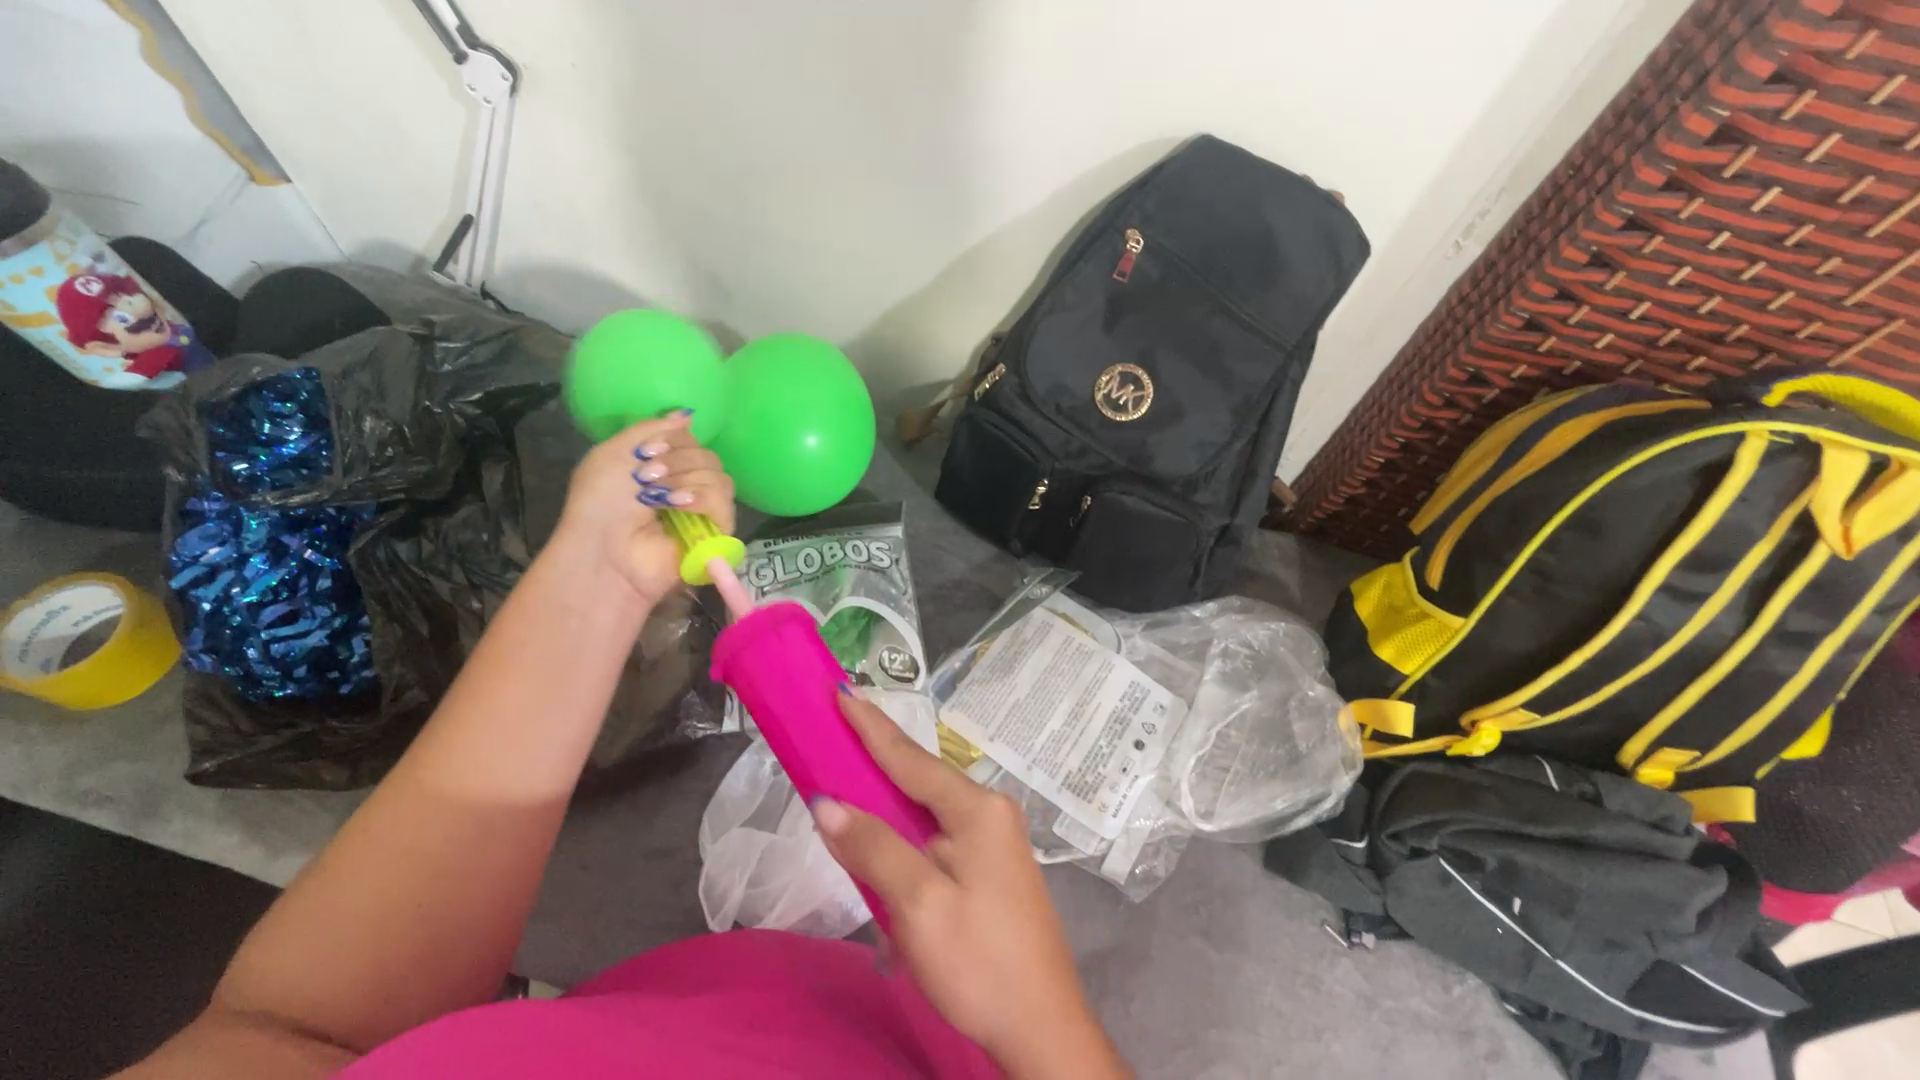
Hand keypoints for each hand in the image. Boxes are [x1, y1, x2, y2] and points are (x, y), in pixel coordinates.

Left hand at [553, 412, 735, 607]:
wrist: (603, 551)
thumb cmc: (599, 503)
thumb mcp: (614, 452)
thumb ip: (650, 428)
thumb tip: (687, 415)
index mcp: (663, 468)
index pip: (691, 441)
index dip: (672, 441)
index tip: (646, 453)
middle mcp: (686, 487)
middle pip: (707, 456)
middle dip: (677, 461)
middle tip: (646, 479)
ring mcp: (703, 512)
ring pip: (719, 476)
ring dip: (685, 480)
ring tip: (657, 498)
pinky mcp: (715, 534)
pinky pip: (724, 503)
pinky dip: (702, 498)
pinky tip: (678, 505)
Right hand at [812, 693, 1128, 1078]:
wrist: (1041, 1027)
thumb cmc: (980, 962)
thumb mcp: (919, 904)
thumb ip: (872, 847)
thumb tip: (826, 803)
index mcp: (977, 810)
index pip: (909, 758)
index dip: (870, 726)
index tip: (839, 692)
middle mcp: (989, 814)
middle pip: (916, 780)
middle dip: (871, 762)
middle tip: (828, 738)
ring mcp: (992, 843)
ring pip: (923, 813)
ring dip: (883, 806)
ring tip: (842, 787)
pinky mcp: (988, 871)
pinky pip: (933, 840)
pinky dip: (901, 839)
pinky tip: (878, 848)